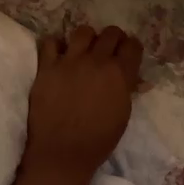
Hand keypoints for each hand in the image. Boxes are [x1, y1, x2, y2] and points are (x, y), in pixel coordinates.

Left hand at [21, 25, 142, 179]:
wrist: (62, 153)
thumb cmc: (98, 140)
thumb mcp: (123, 115)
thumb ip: (128, 90)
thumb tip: (136, 79)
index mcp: (120, 74)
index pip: (133, 45)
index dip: (131, 48)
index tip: (127, 54)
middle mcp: (97, 62)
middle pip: (110, 33)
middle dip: (113, 39)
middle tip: (108, 50)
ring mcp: (70, 62)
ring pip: (82, 31)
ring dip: (87, 39)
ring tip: (83, 51)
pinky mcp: (47, 67)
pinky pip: (50, 42)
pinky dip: (56, 46)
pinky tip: (59, 56)